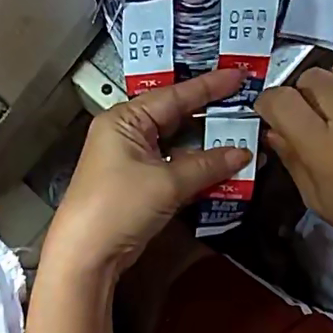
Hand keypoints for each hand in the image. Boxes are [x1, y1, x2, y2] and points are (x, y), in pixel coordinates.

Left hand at [42, 69, 251, 279]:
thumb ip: (207, 165)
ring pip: (177, 147)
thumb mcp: (166, 183)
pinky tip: (223, 170)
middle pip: (176, 119)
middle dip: (211, 117)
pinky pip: (173, 170)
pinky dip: (197, 171)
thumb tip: (242, 153)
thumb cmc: (117, 208)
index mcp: (124, 121)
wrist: (86, 256)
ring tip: (243, 140)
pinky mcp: (138, 188)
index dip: (209, 86)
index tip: (239, 76)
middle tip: (245, 107)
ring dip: (207, 149)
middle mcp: (126, 136)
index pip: (173, 96)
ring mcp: (132, 163)